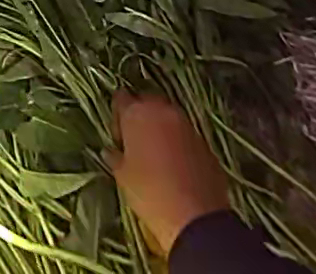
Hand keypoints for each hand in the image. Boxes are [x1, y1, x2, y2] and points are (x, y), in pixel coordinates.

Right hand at [106, 91, 228, 254]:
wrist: (196, 218)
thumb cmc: (150, 192)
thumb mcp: (123, 176)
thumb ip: (115, 157)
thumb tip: (110, 151)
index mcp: (136, 113)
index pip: (120, 98)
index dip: (117, 115)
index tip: (118, 137)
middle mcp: (161, 110)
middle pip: (146, 102)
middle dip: (140, 117)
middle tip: (136, 142)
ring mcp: (186, 125)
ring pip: (168, 116)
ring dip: (160, 128)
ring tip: (156, 154)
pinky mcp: (204, 143)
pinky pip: (185, 134)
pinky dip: (178, 143)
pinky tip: (176, 165)